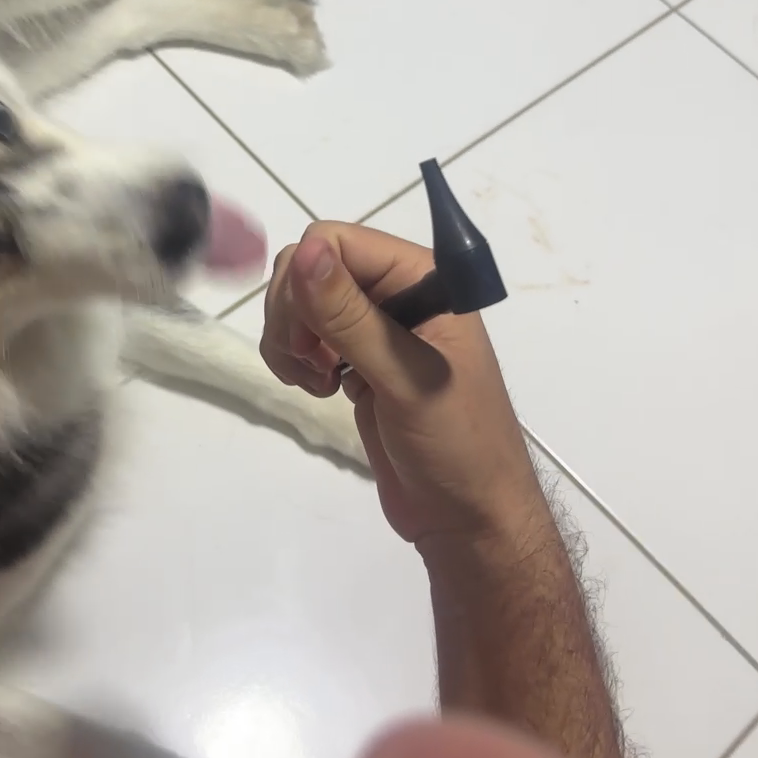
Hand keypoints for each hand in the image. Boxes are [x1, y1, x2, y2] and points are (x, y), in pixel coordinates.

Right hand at [261, 223, 547, 549]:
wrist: (467, 517)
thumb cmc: (454, 444)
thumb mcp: (404, 378)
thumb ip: (350, 315)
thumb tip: (302, 251)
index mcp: (420, 276)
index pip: (334, 241)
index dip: (306, 283)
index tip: (312, 343)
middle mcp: (394, 289)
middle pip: (308, 266)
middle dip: (293, 314)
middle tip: (316, 366)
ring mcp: (372, 324)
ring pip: (298, 300)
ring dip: (290, 340)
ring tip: (317, 381)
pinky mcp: (354, 357)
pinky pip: (303, 334)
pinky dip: (294, 358)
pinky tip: (318, 388)